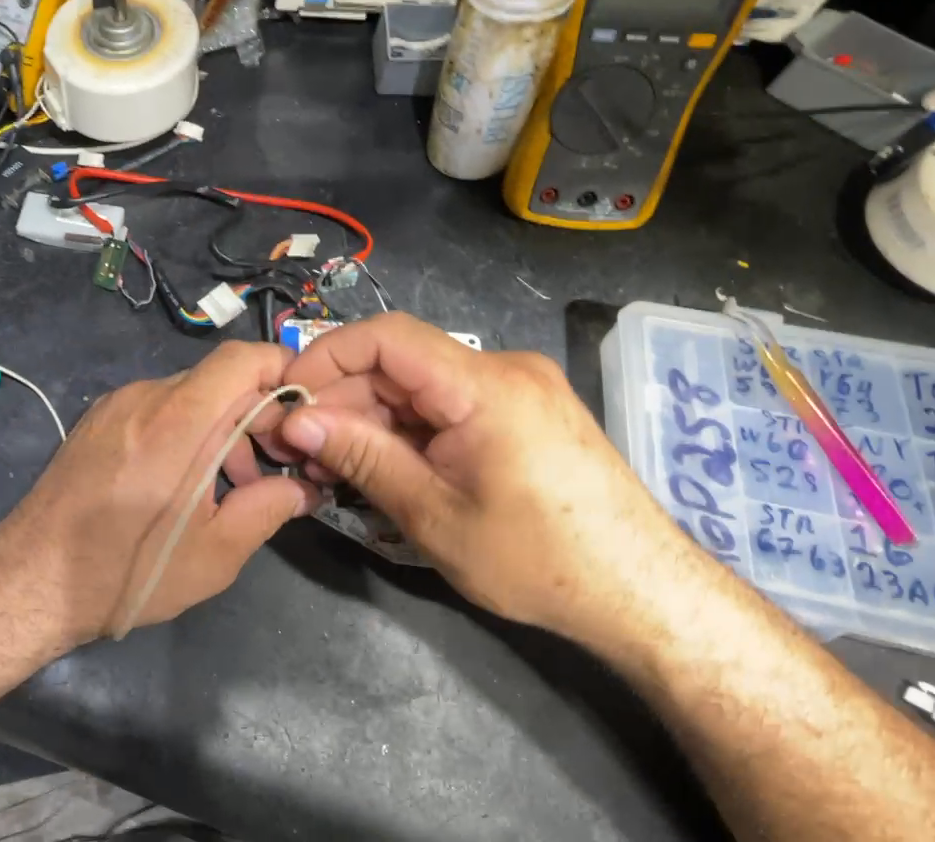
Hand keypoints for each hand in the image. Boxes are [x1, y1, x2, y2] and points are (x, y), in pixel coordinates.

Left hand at [0, 342, 319, 648]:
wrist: (33, 577)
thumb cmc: (129, 569)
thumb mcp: (216, 553)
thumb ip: (269, 509)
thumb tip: (304, 487)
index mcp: (178, 420)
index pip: (241, 357)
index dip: (282, 371)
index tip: (305, 413)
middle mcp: (144, 397)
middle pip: (217, 380)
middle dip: (254, 414)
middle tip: (274, 467)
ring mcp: (113, 406)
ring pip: (186, 396)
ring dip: (218, 428)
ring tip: (229, 488)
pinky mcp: (95, 422)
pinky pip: (154, 410)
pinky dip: (183, 432)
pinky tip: (183, 483)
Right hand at [264, 313, 702, 646]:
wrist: (647, 597)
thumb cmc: (538, 560)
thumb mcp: (433, 514)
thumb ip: (361, 456)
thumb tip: (294, 421)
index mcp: (485, 384)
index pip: (385, 337)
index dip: (325, 358)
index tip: (286, 399)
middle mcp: (504, 369)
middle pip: (397, 364)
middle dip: (340, 399)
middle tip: (296, 446)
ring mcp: (517, 390)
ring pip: (417, 387)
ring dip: (368, 419)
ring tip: (328, 464)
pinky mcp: (523, 413)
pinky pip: (445, 405)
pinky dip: (405, 430)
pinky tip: (377, 464)